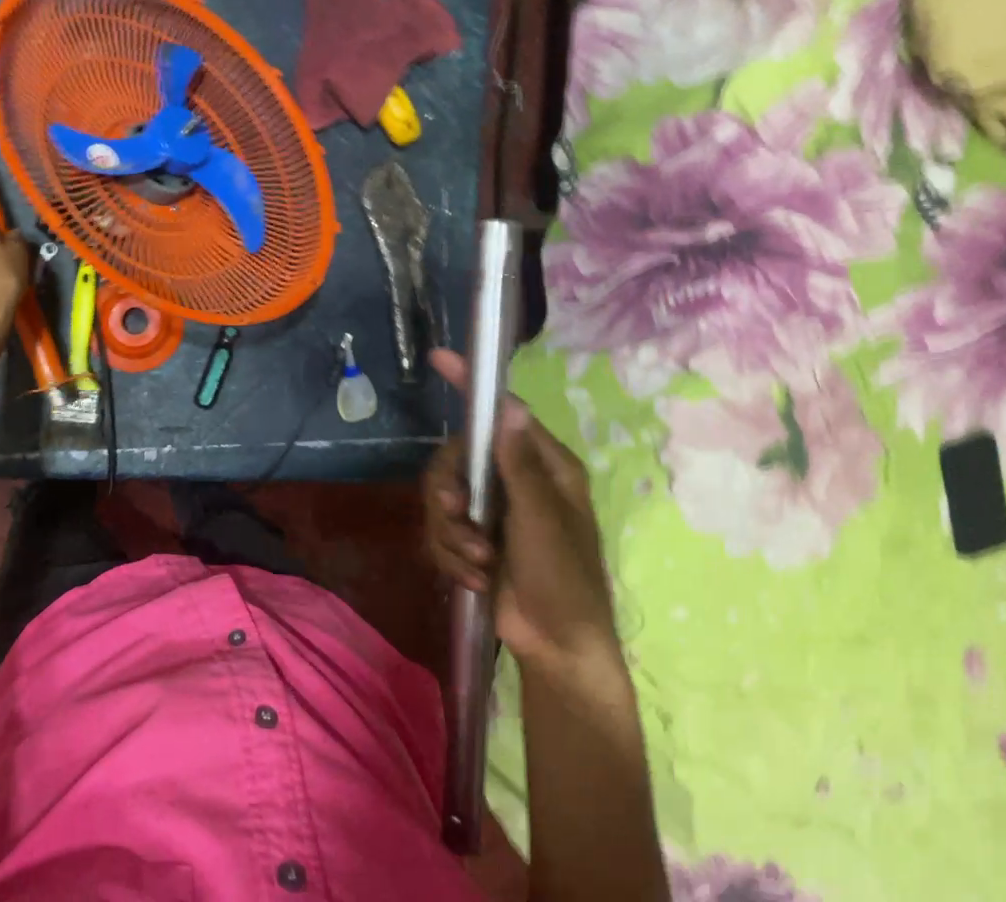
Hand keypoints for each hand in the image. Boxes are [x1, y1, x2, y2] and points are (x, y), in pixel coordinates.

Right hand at [424, 349, 617, 668]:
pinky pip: (441, 532)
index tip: (441, 359)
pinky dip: (451, 556)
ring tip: (478, 563)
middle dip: (449, 492)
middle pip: (457, 460)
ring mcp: (492, 514)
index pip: (502, 415)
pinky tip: (474, 578)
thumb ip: (520, 466)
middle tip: (454, 515)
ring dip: (452, 534)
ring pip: (443, 499)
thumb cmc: (564, 579)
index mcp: (544, 467)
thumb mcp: (543, 521)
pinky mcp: (473, 542)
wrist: (557, 646)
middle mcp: (515, 483)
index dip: (472, 388)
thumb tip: (508, 410)